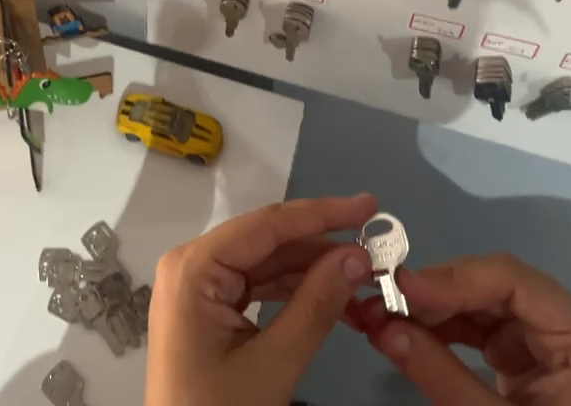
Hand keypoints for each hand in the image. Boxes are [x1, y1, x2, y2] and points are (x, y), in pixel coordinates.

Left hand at [146, 193, 376, 405]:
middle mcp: (193, 264)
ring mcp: (200, 285)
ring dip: (315, 270)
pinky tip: (335, 293)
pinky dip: (297, 292)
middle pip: (268, 241)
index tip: (368, 206)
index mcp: (195, 266)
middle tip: (376, 247)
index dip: (321, 213)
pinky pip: (259, 286)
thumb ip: (315, 305)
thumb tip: (357, 256)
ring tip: (365, 273)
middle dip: (323, 246)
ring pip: (268, 263)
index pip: (267, 225)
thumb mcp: (272, 365)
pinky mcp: (211, 308)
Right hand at [352, 254, 570, 405]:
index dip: (452, 278)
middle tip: (378, 300)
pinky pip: (476, 329)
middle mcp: (563, 321)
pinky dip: (441, 330)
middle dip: (432, 294)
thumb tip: (383, 329)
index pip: (510, 279)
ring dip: (428, 310)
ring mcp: (542, 337)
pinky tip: (405, 332)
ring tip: (380, 315)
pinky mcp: (523, 356)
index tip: (399, 287)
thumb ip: (444, 377)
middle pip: (489, 285)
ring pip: (476, 303)